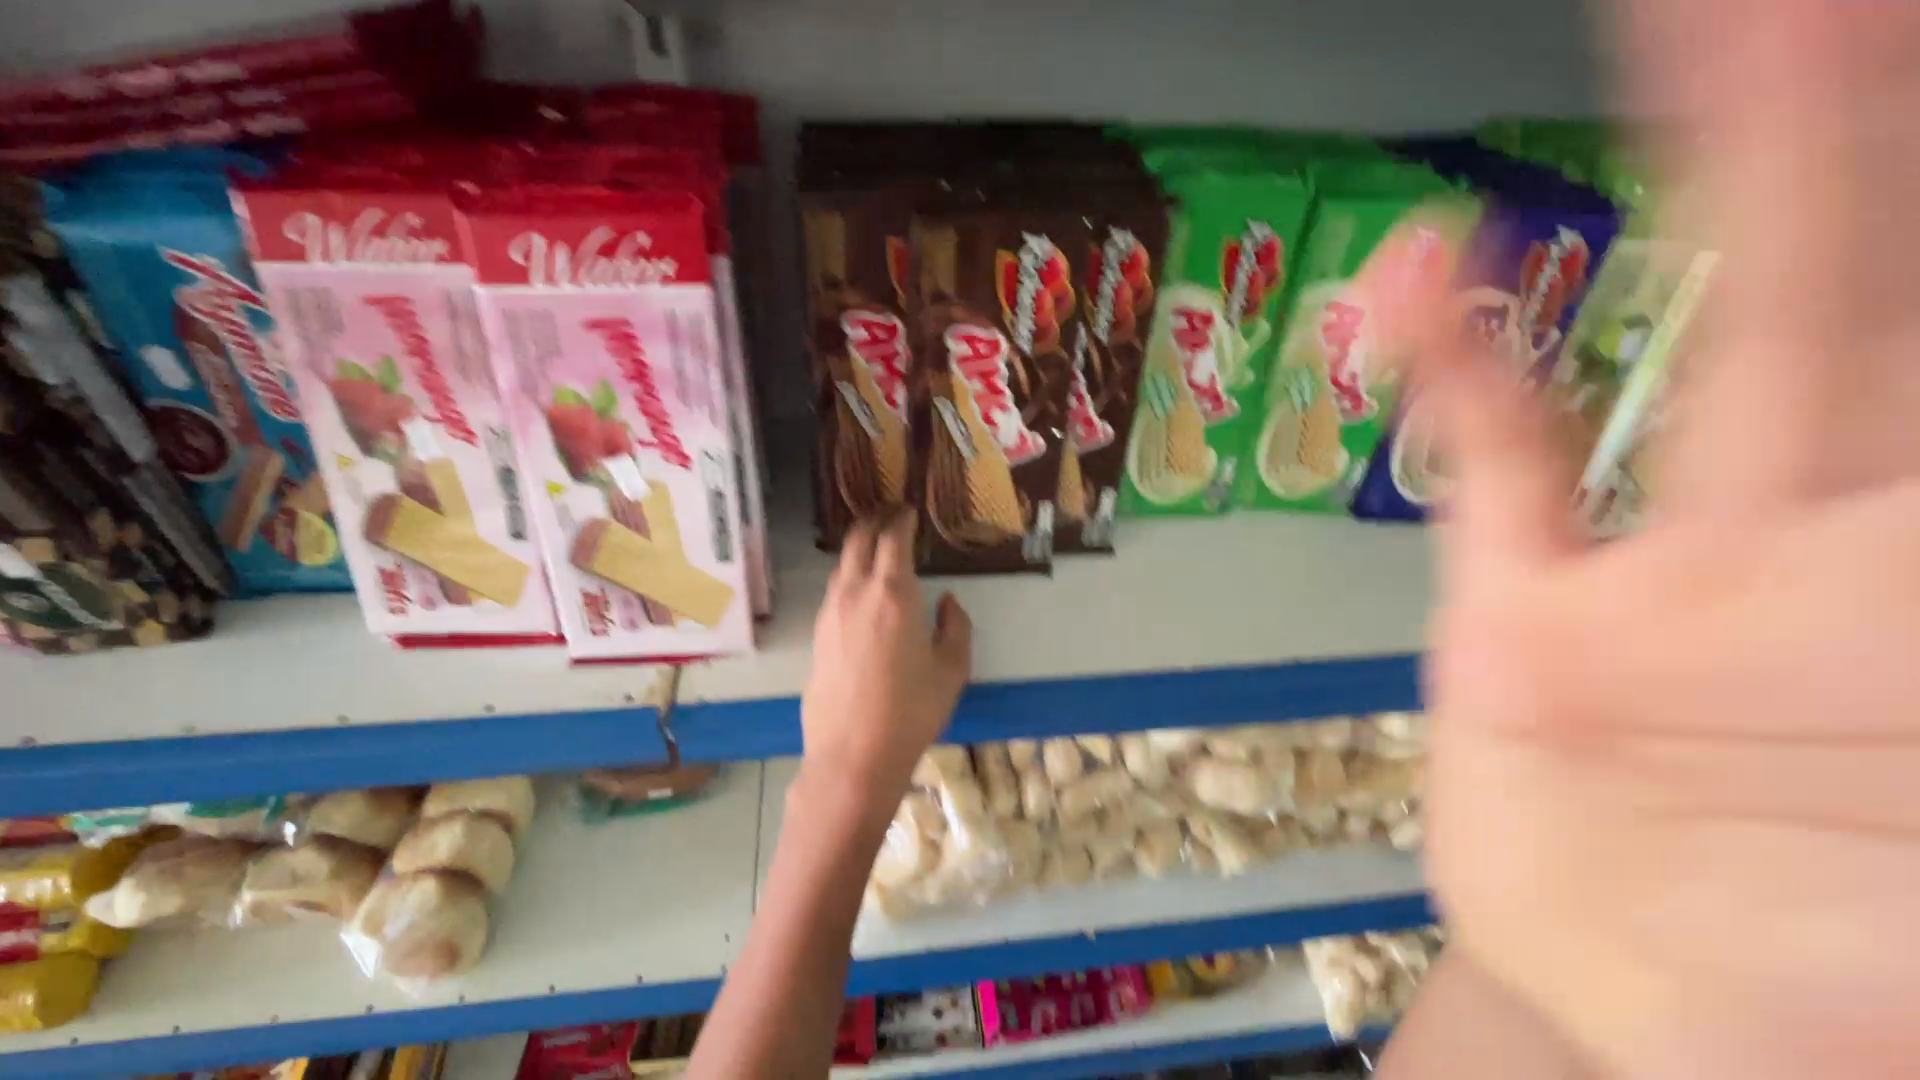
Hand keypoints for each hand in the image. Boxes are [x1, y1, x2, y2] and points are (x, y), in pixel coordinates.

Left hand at [802, 512, 971, 809]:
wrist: (853, 754)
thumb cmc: (911, 711)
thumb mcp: (952, 669)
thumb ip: (956, 626)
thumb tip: (946, 602)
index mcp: (893, 593)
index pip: (893, 538)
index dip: (902, 518)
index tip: (910, 510)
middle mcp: (855, 593)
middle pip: (859, 539)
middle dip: (875, 519)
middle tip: (892, 514)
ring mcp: (830, 613)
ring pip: (842, 564)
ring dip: (859, 547)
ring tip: (877, 547)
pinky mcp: (817, 635)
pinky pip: (834, 590)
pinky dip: (849, 575)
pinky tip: (861, 590)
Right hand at [1370, 5, 1919, 1075]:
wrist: (1653, 1013)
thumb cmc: (1826, 989)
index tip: (1912, 46)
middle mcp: (1832, 562)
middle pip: (1852, 311)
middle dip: (1845, 145)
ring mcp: (1658, 580)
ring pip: (1691, 360)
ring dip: (1681, 206)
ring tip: (1682, 41)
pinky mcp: (1516, 617)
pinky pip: (1491, 475)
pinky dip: (1452, 378)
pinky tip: (1418, 286)